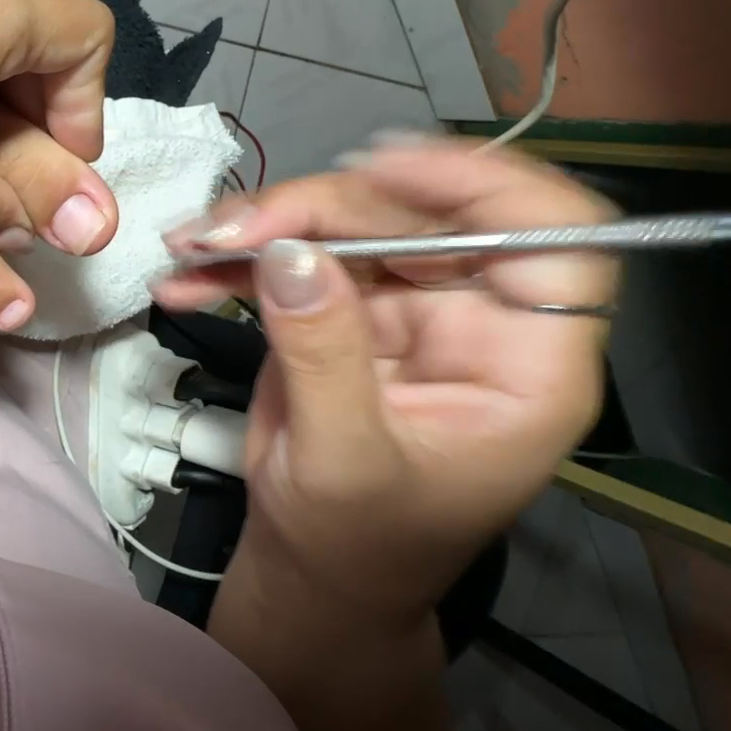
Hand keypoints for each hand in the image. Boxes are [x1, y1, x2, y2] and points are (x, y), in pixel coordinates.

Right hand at [153, 136, 617, 623]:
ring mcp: (394, 311)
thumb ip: (323, 354)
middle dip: (313, 211)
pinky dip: (230, 262)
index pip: (546, 239)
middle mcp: (466, 320)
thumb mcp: (345, 458)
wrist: (311, 566)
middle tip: (224, 229)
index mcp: (519, 362)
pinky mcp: (332, 312)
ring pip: (338, 228)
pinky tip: (184, 275)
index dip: (479, 186)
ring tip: (186, 247)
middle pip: (412, 219)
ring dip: (255, 229)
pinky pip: (285, 261)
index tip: (380, 164)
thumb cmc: (357, 539)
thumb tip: (287, 253)